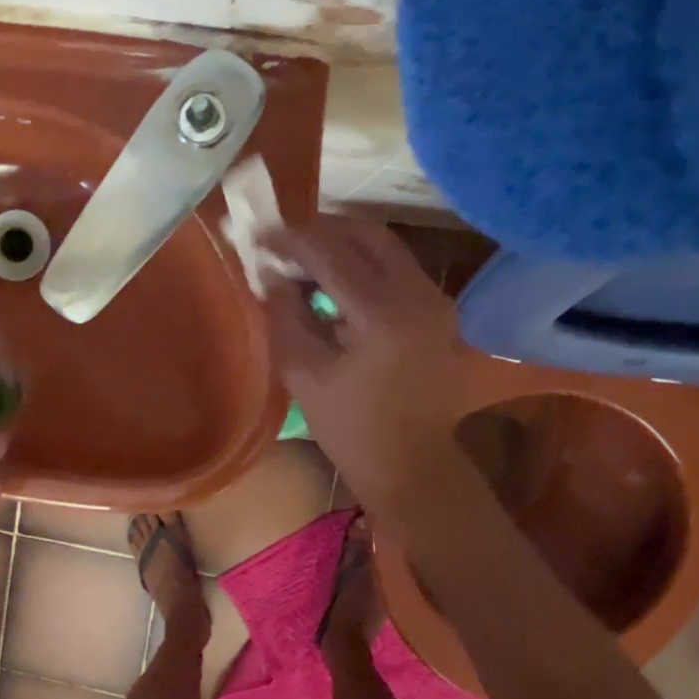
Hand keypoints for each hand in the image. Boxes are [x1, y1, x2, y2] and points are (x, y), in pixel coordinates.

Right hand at [261, 215, 465, 518]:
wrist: (413, 467)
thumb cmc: (352, 430)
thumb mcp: (304, 374)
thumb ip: (284, 315)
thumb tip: (269, 274)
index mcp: (382, 313)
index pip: (331, 253)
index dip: (291, 240)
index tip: (258, 237)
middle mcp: (418, 294)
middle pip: (368, 235)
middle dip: (322, 231)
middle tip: (283, 242)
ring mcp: (436, 301)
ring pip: (387, 248)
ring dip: (344, 245)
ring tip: (304, 260)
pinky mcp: (439, 312)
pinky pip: (398, 270)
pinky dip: (364, 265)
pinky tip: (335, 284)